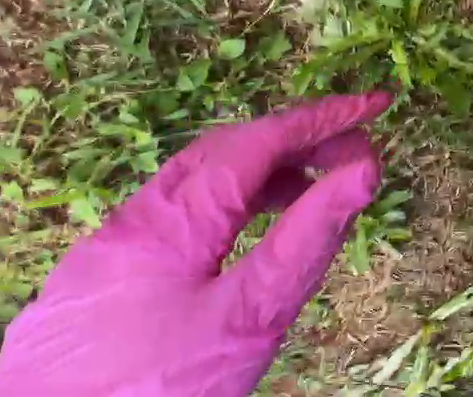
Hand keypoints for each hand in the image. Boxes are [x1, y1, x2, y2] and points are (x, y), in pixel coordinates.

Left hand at [0, 92, 392, 396]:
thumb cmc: (163, 391)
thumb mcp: (252, 316)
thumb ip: (310, 237)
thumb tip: (367, 168)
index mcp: (166, 224)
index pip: (259, 141)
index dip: (325, 117)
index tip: (379, 104)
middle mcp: (126, 223)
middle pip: (224, 150)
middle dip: (298, 137)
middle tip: (357, 147)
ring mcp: (101, 253)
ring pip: (196, 182)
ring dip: (266, 169)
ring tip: (318, 187)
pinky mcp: (92, 284)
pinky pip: (174, 215)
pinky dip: (232, 201)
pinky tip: (257, 229)